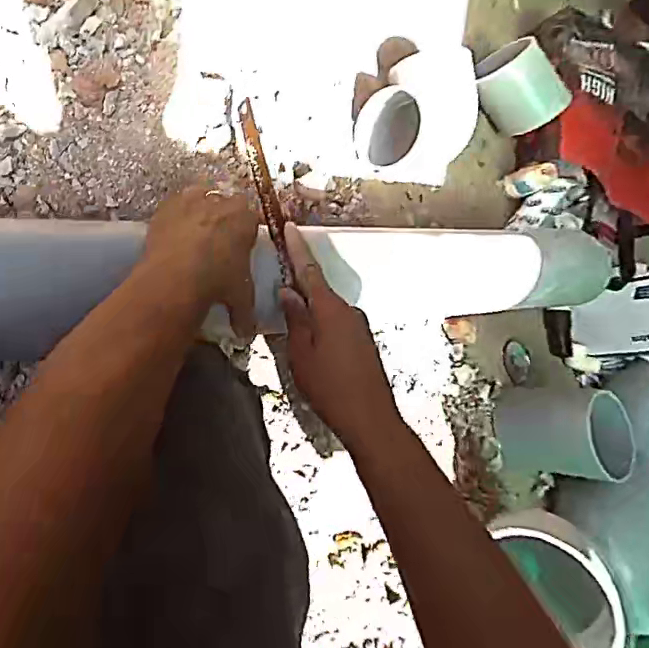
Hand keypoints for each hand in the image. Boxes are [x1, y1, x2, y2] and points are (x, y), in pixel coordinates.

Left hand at [141, 185, 259, 337]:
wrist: (176, 274)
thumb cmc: (217, 280)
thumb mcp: (239, 295)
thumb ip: (245, 313)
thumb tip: (246, 334)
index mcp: (246, 218)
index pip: (251, 216)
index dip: (244, 229)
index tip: (238, 242)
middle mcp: (221, 202)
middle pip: (226, 202)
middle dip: (223, 216)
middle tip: (215, 238)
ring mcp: (191, 200)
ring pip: (200, 196)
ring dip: (199, 209)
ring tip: (193, 231)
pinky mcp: (166, 205)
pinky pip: (174, 203)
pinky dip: (175, 213)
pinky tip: (172, 230)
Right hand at [276, 222, 403, 440]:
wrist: (371, 420)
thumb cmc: (329, 386)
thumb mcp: (301, 352)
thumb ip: (295, 318)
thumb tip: (288, 291)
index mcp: (330, 310)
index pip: (309, 271)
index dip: (297, 248)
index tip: (289, 227)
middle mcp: (347, 311)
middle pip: (317, 287)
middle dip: (297, 277)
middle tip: (276, 267)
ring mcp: (357, 326)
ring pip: (325, 305)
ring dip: (306, 301)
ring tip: (284, 304)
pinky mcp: (360, 341)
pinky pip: (333, 318)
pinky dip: (317, 316)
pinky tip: (304, 327)